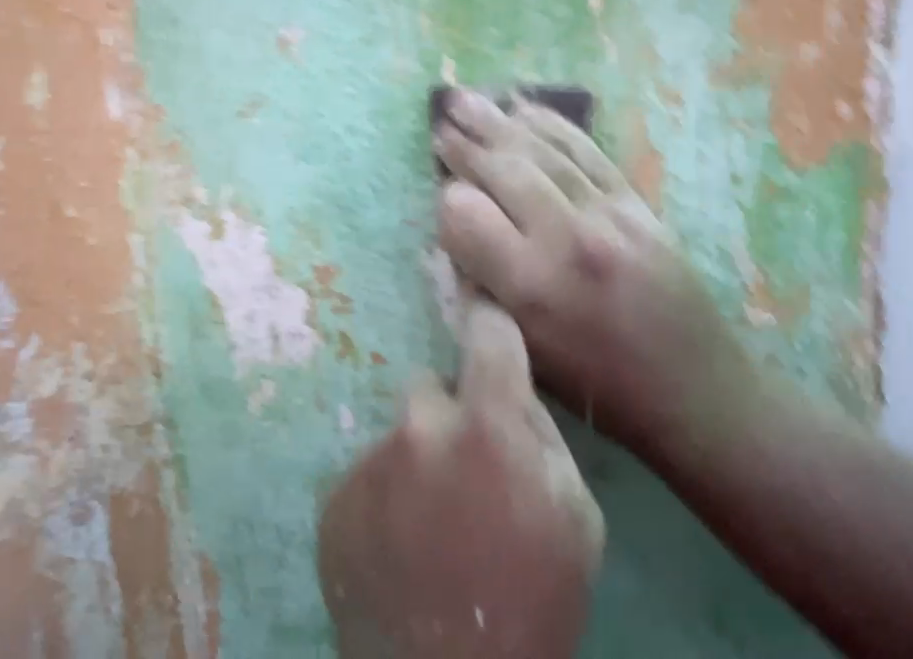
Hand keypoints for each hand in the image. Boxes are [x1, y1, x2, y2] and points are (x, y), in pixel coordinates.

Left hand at [317, 303, 603, 658]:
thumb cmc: (536, 599)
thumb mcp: (578, 515)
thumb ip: (540, 435)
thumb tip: (510, 390)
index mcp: (487, 425)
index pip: (486, 331)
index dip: (491, 322)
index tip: (486, 314)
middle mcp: (418, 426)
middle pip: (433, 387)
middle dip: (452, 414)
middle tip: (468, 469)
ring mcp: (368, 462)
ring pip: (401, 436)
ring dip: (418, 460)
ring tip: (434, 521)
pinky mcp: (334, 498)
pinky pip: (369, 475)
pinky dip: (386, 496)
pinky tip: (404, 542)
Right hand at [432, 89, 755, 453]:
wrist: (695, 393)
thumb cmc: (597, 389)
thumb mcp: (523, 353)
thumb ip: (483, 289)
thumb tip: (457, 229)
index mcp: (530, 287)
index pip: (464, 217)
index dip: (447, 204)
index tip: (443, 199)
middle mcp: (567, 240)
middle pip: (503, 171)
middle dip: (464, 144)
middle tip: (439, 121)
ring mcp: (609, 216)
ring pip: (542, 153)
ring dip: (499, 123)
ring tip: (464, 99)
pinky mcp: (638, 207)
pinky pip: (588, 154)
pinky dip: (553, 128)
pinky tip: (526, 109)